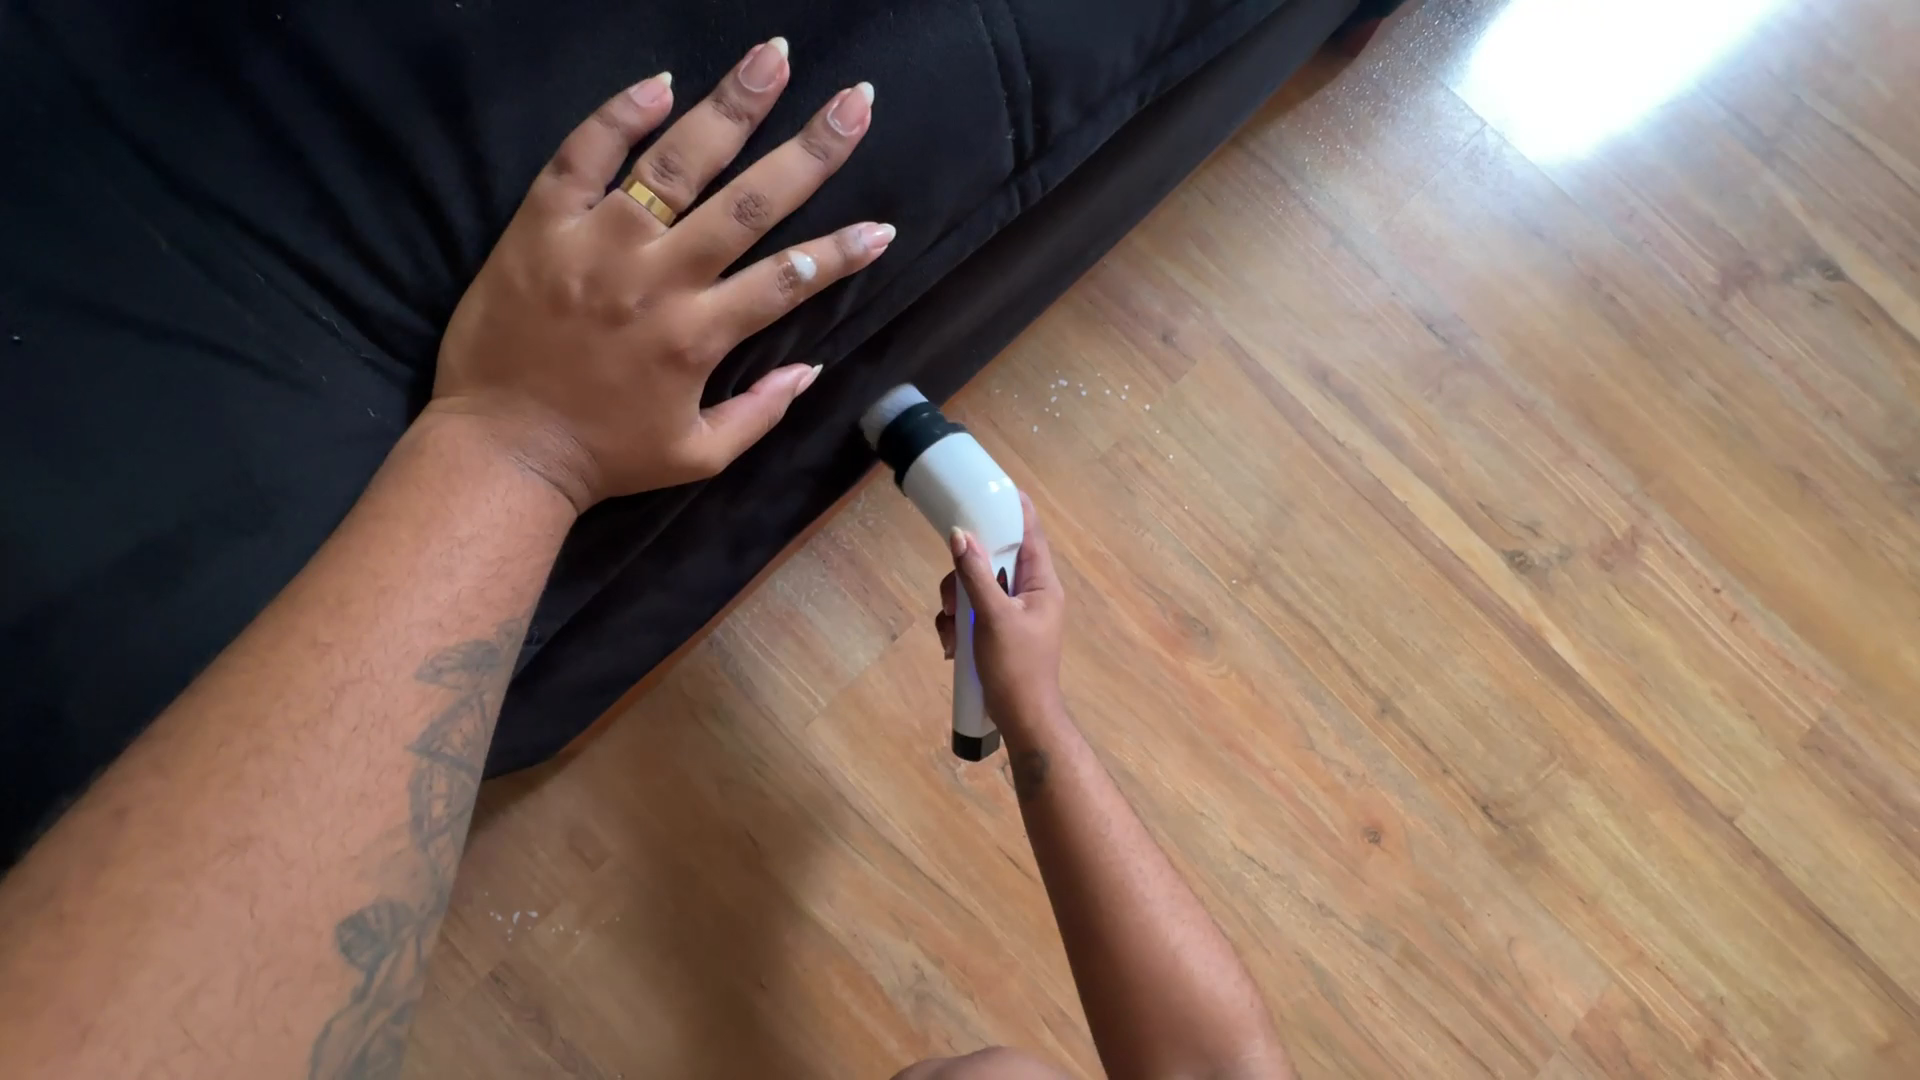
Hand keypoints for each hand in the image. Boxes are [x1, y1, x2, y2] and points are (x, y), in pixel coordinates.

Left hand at [427, 39, 891, 509]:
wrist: (504, 448)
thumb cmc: (609, 455)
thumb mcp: (700, 454)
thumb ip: (760, 412)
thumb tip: (810, 368)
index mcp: (699, 337)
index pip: (789, 279)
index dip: (842, 253)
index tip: (883, 228)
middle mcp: (658, 280)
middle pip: (749, 203)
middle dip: (810, 150)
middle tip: (853, 102)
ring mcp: (596, 244)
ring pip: (674, 162)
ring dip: (731, 107)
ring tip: (774, 57)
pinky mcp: (540, 225)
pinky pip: (581, 154)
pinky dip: (618, 114)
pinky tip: (660, 83)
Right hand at [936, 493, 1066, 732]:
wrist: (1022, 719)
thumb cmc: (1016, 667)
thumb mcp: (992, 618)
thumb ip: (975, 575)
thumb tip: (960, 535)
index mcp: (1041, 584)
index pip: (1031, 533)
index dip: (1014, 508)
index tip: (992, 487)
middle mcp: (1030, 593)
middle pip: (994, 560)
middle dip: (965, 575)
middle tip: (951, 597)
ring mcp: (1014, 613)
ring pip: (977, 587)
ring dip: (956, 605)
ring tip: (950, 629)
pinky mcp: (998, 631)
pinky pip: (972, 612)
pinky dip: (958, 625)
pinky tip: (951, 646)